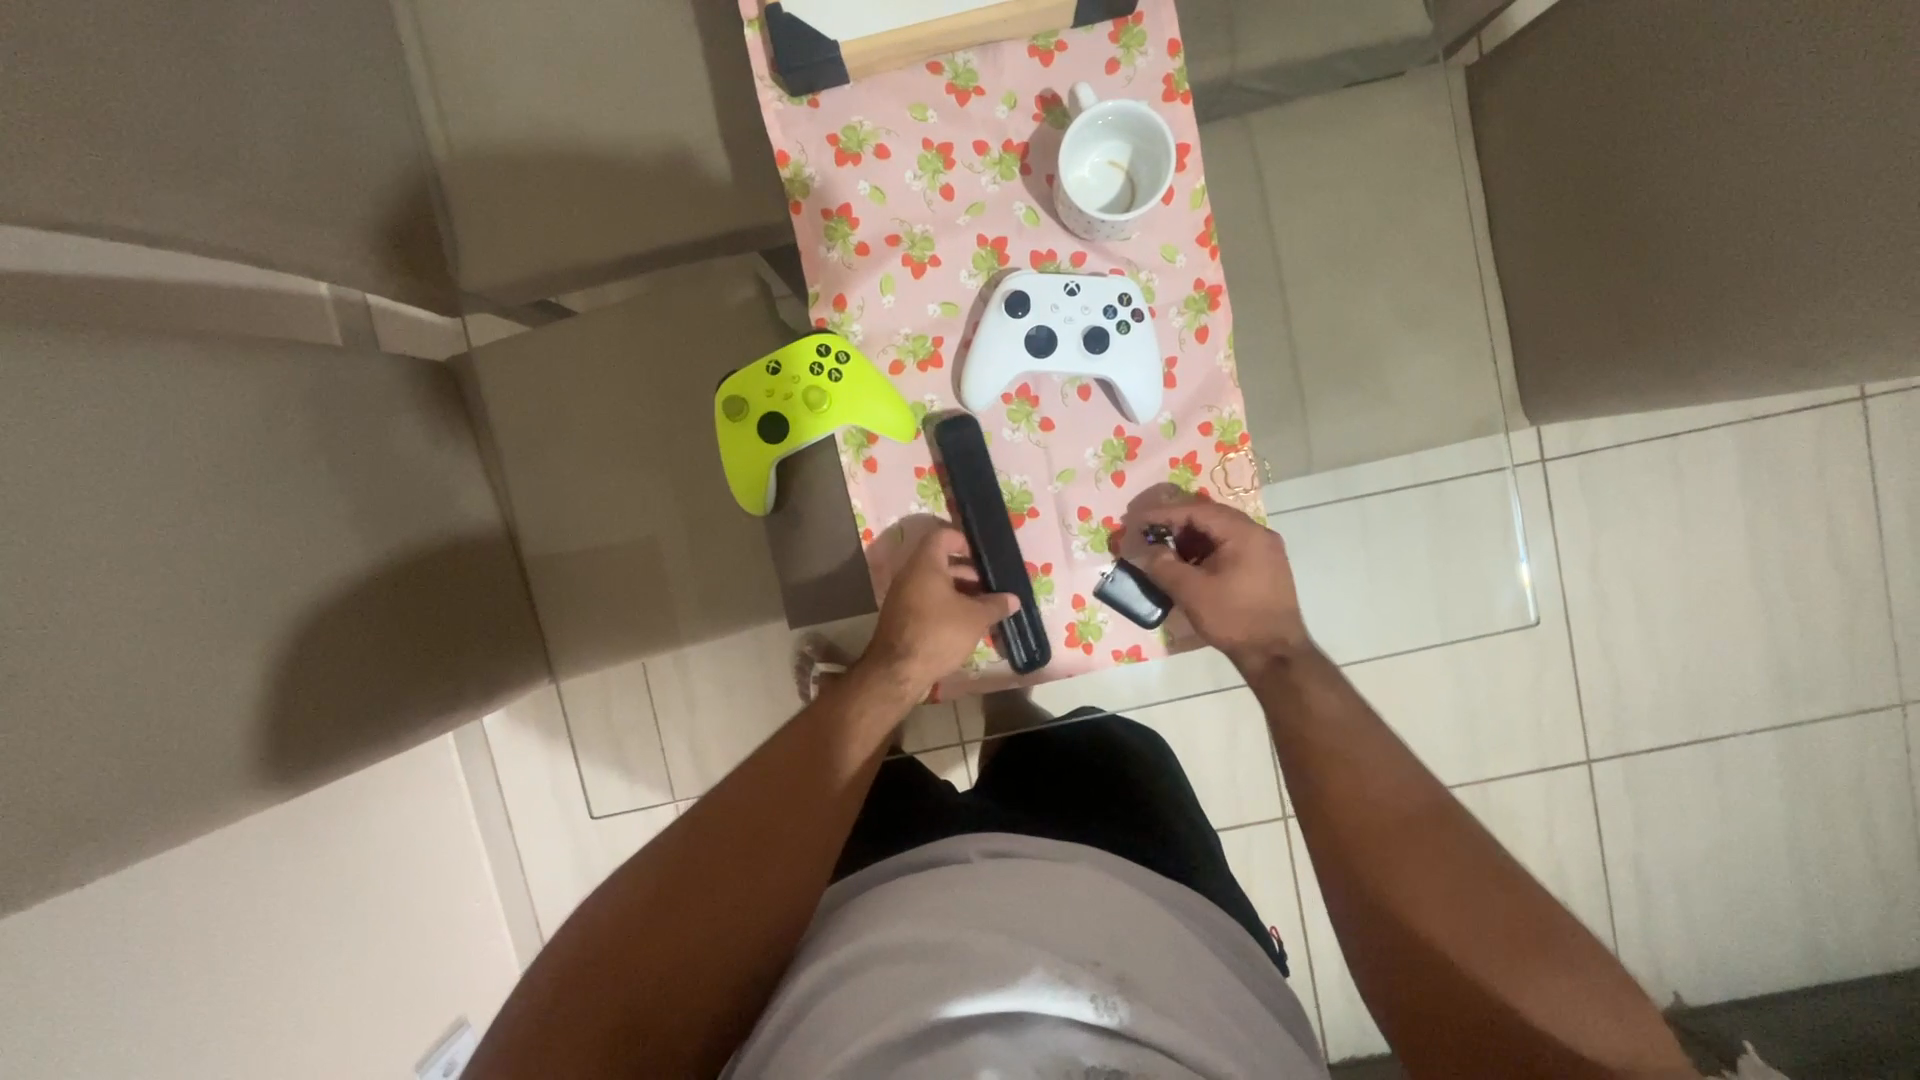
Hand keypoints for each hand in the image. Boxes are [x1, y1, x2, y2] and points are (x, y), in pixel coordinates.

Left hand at [862, 526, 1020, 695]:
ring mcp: (903, 597)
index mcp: (925, 564)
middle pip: (941, 561)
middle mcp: (910, 575)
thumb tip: (1013, 599)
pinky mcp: (902, 617)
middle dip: (969, 571)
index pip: (943, 535)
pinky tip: (967, 623)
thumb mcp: (974, 618)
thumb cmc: (938, 634)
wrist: (897, 672)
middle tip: (992, 586)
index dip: (964, 540)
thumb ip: (995, 605)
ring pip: (936, 584)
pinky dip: (947, 606)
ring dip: (961, 591)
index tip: (984, 557)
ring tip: (985, 607)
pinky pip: (928, 601)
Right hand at [1127, 500, 1309, 670]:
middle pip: (1211, 516)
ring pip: (1221, 532)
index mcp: (1244, 533)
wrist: (1275, 654)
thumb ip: (1164, 565)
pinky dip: (1206, 550)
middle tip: (1149, 529)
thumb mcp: (1191, 592)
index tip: (1138, 518)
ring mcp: (1266, 550)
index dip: (1164, 513)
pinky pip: (1231, 546)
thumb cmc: (1233, 619)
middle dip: (1177, 522)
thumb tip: (1151, 551)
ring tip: (1165, 548)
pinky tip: (1189, 563)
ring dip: (1191, 537)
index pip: (1197, 510)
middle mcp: (1259, 534)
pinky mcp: (1265, 567)